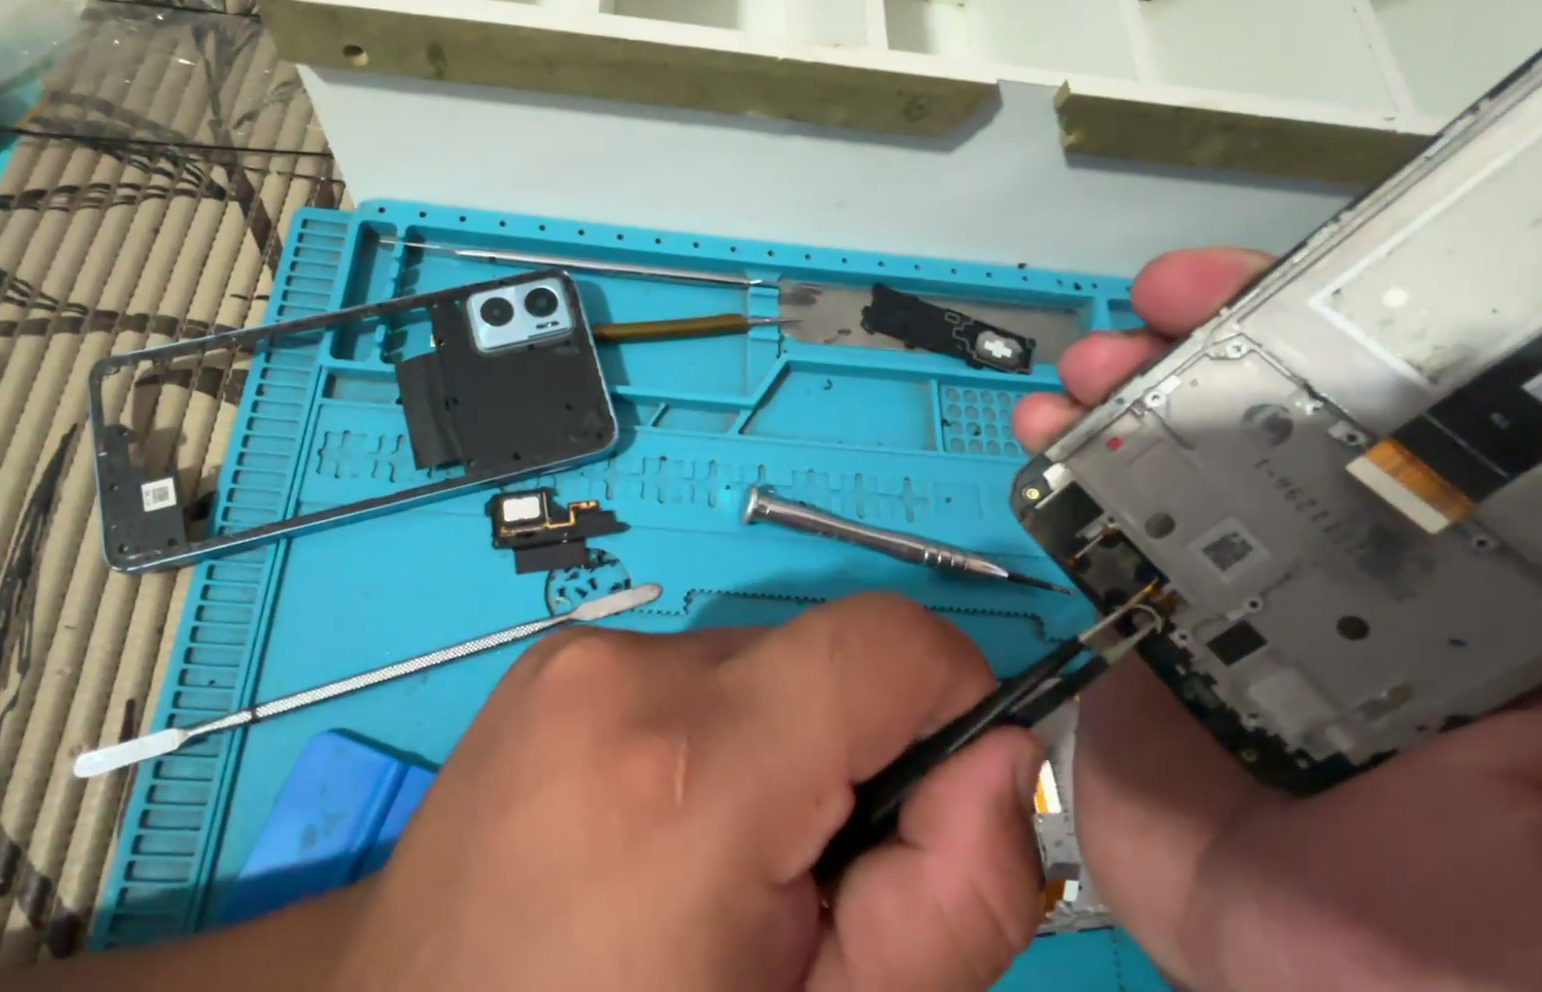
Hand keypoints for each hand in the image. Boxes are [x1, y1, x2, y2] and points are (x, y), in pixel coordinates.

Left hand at [332, 595, 1047, 990]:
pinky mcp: (545, 663)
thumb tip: (997, 756)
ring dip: (769, 751)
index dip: (948, 708)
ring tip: (703, 864)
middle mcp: (622, 676)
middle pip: (819, 659)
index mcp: (694, 768)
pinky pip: (680, 674)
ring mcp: (569, 660)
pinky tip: (648, 826)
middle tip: (793, 882)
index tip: (921, 808)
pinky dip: (703, 737)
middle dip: (849, 754)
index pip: (892, 641)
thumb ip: (949, 901)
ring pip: (752, 669)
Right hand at [1013, 249, 1541, 990]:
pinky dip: (1055, 494)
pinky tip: (1036, 449)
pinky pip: (1088, 559)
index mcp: (1478, 565)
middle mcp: (1349, 566)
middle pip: (1269, 426)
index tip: (1294, 276)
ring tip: (1089, 368)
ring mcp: (1232, 605)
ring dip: (1121, 403)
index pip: (1408, 414)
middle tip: (1161, 306)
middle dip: (1212, 349)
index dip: (1354, 329)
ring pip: (1167, 475)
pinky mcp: (1136, 654)